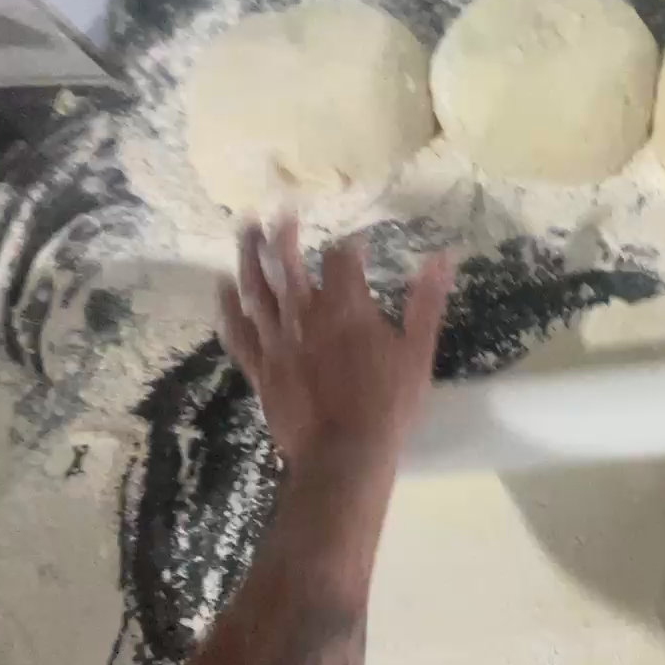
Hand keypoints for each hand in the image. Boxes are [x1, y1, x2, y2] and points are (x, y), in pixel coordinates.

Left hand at [217, 215, 453, 466]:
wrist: (345, 452)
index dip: (350, 247)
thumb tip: (443, 256)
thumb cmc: (389, 403)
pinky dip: (228, 307)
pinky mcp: (260, 367)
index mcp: (346, 307)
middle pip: (288, 262)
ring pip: (256, 288)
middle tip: (282, 212)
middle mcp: (305, 314)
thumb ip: (427, 301)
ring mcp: (277, 340)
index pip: (342, 260)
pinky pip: (238, 331)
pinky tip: (222, 287)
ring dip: (249, 255)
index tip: (358, 244)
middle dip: (284, 234)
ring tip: (244, 228)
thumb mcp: (418, 351)